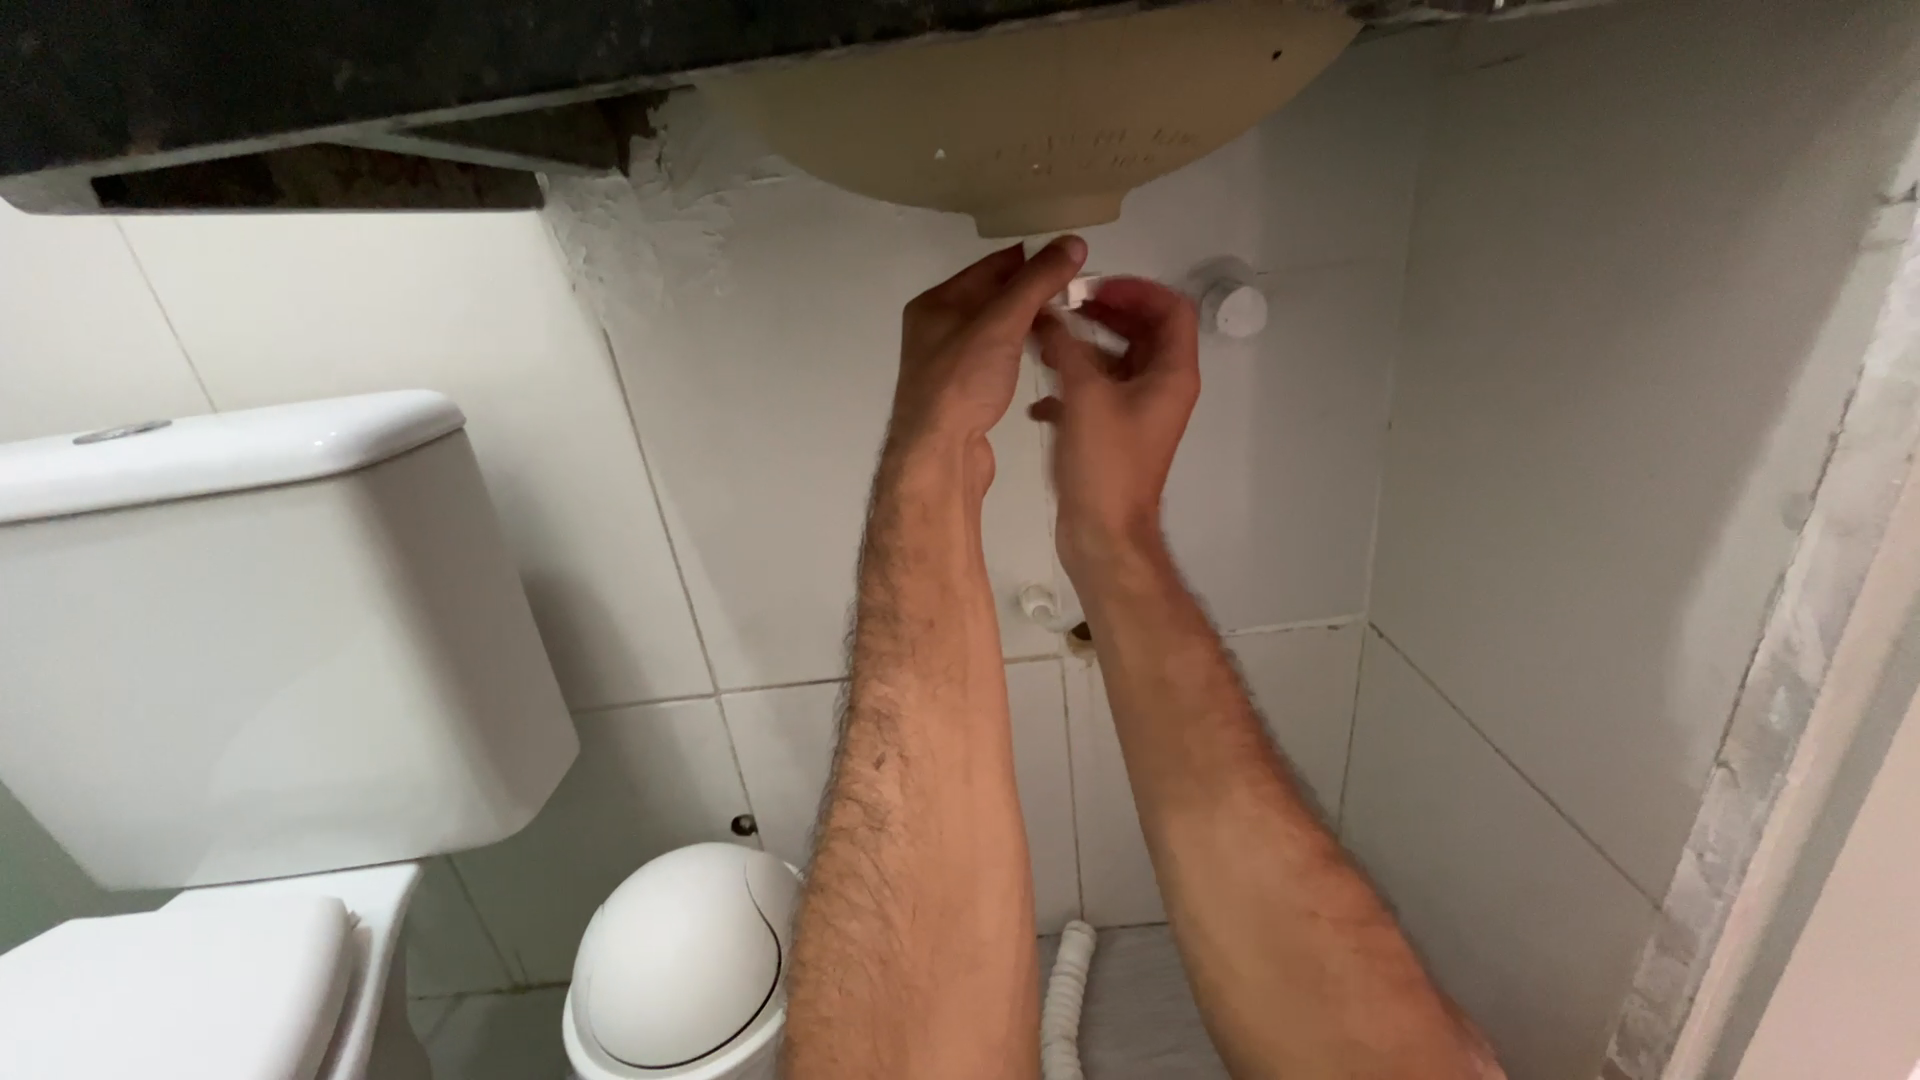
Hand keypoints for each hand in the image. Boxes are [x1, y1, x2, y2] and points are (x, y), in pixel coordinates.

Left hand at [890, 237, 1088, 472]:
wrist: (940, 455)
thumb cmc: (963, 383)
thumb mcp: (1001, 323)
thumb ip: (1036, 282)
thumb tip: (1073, 242)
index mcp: (936, 303)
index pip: (991, 266)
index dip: (1031, 258)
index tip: (1072, 256)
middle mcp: (938, 329)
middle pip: (994, 298)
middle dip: (1034, 293)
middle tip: (1077, 292)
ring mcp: (950, 364)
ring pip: (998, 331)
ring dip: (1031, 324)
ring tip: (1068, 323)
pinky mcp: (965, 394)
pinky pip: (998, 360)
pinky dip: (1022, 352)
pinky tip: (1045, 355)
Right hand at [1030, 277, 1200, 571]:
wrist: (1103, 533)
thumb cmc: (1104, 464)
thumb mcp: (1085, 395)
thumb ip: (1066, 347)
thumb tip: (1047, 314)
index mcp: (1171, 374)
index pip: (1170, 309)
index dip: (1135, 290)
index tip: (1093, 288)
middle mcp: (1162, 389)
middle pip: (1142, 333)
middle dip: (1103, 316)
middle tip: (1063, 309)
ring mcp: (1138, 413)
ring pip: (1115, 364)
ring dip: (1081, 351)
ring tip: (1042, 347)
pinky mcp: (1114, 435)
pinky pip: (1097, 396)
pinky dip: (1072, 389)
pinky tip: (1038, 403)